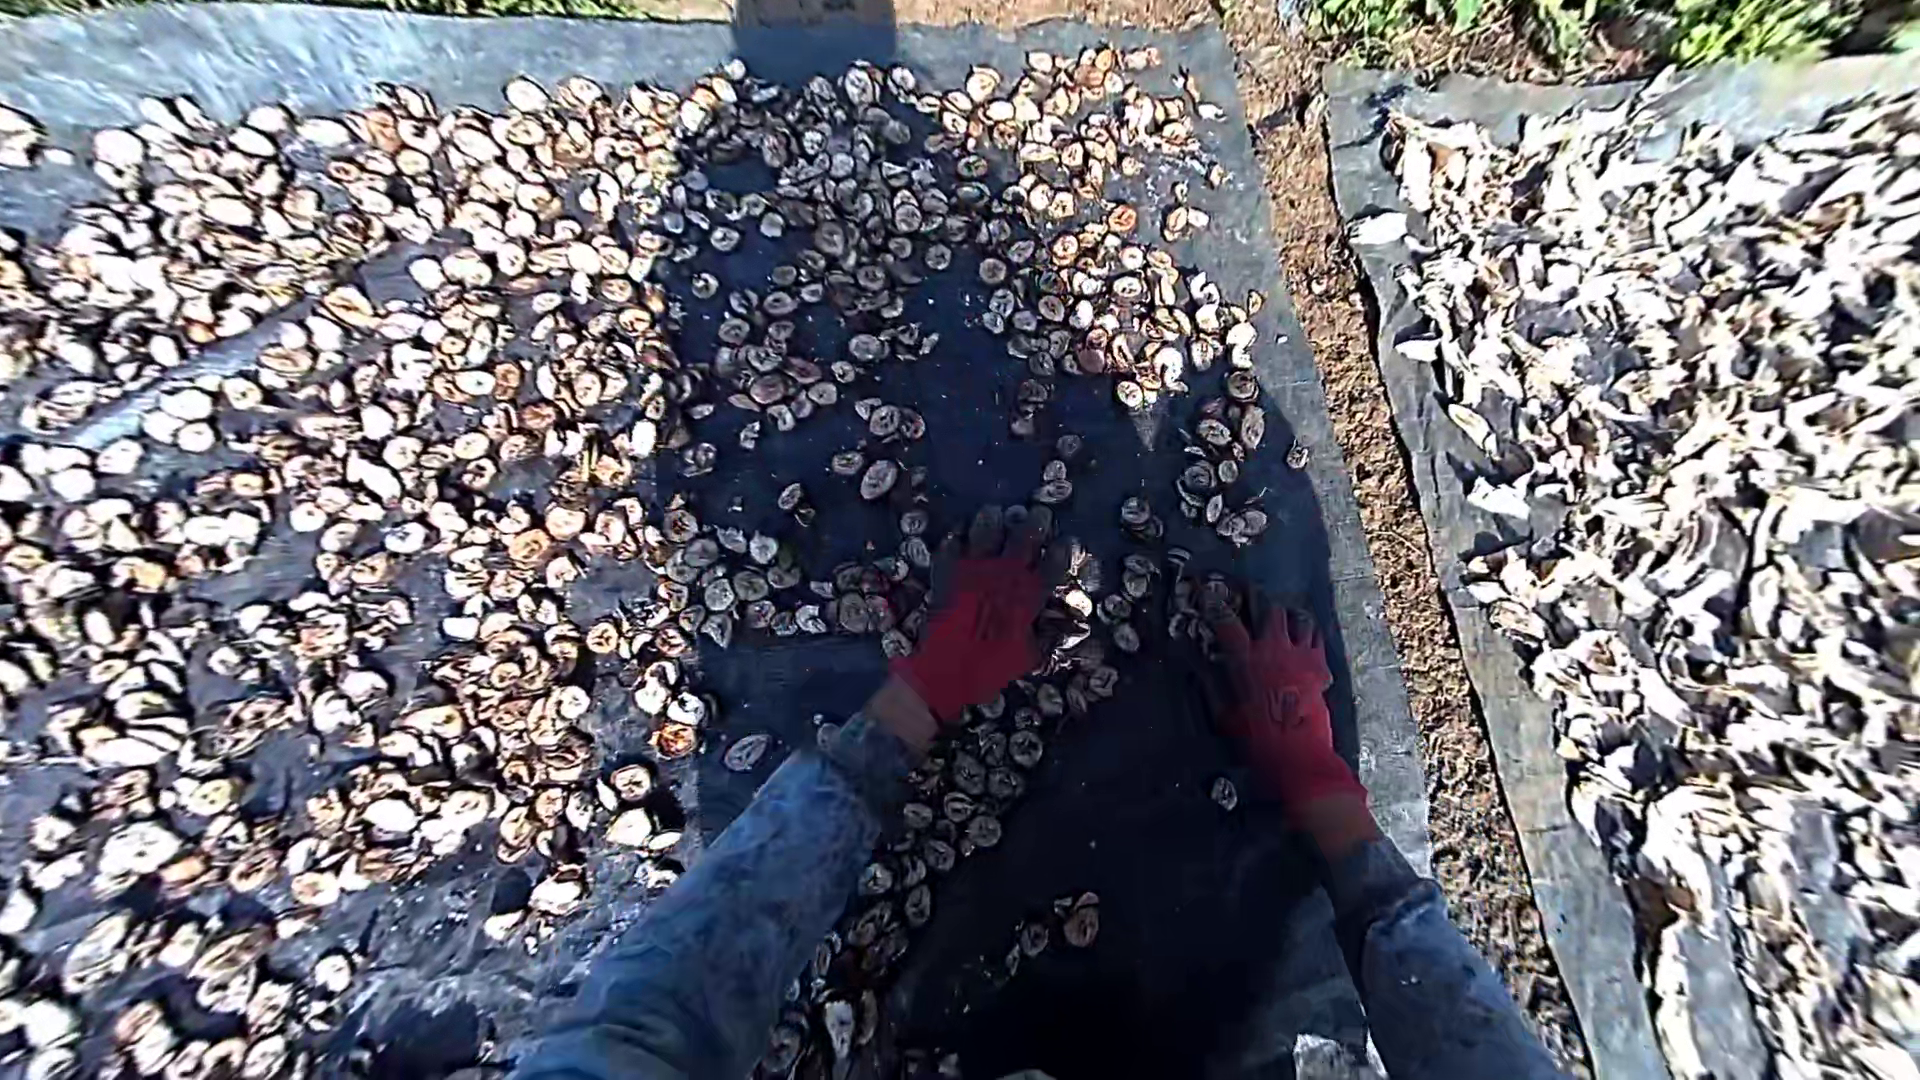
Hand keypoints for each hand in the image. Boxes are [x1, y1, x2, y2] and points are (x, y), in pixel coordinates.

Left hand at [885, 506, 1047, 741]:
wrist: (943, 670)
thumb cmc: (989, 667)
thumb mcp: (1027, 657)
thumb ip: (1048, 637)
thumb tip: (1072, 628)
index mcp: (1028, 595)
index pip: (1052, 566)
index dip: (1063, 552)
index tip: (1067, 540)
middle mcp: (1003, 576)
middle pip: (1024, 539)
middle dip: (1035, 523)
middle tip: (1040, 512)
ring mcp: (973, 570)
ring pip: (986, 534)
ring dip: (992, 521)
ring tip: (995, 512)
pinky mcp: (947, 573)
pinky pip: (951, 548)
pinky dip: (955, 539)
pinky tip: (957, 533)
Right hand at [1204, 590, 1368, 826]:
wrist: (1301, 758)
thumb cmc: (1257, 738)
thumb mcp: (1225, 712)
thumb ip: (1212, 685)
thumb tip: (1198, 667)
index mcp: (1246, 660)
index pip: (1227, 621)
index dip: (1215, 604)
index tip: (1207, 593)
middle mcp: (1274, 650)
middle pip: (1270, 609)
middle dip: (1258, 600)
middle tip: (1250, 598)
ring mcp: (1301, 656)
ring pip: (1299, 618)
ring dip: (1288, 615)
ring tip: (1280, 618)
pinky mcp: (1321, 667)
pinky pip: (1316, 639)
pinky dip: (1306, 636)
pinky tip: (1299, 643)